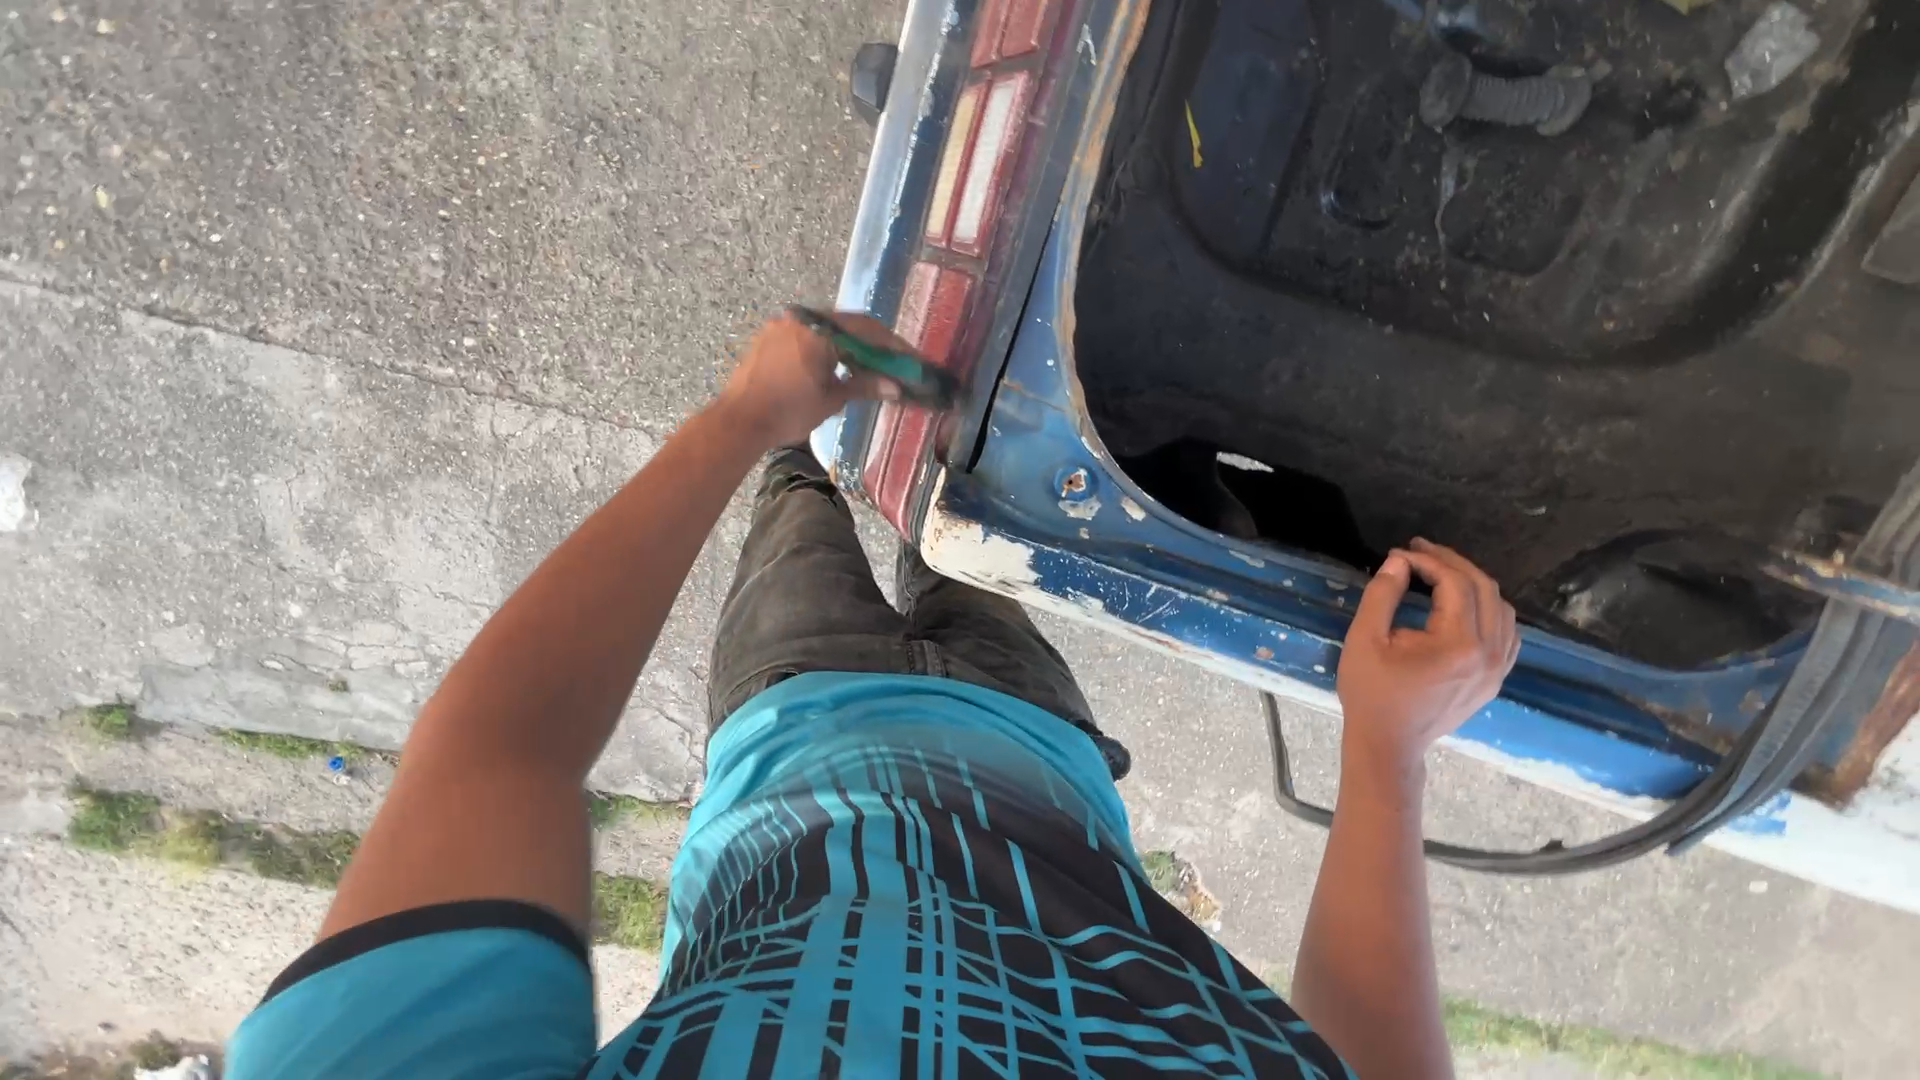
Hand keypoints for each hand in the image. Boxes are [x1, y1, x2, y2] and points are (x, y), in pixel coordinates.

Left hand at [713, 309, 906, 450]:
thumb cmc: (789, 411)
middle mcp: (802, 319)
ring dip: (850, 348)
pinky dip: (827, 349)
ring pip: (827, 331)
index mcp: (820, 330)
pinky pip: (808, 337)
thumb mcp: (832, 398)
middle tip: (892, 365)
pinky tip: (837, 368)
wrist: (739, 421)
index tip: (910, 360)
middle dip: (873, 346)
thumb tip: (896, 387)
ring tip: (867, 370)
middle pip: (848, 326)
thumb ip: (865, 385)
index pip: (867, 329)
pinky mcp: (770, 338)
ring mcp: (783, 326)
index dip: (893, 346)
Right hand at [1336, 538, 1519, 780]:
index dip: (1428, 561)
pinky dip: (1488, 610)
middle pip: (1485, 589)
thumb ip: (1382, 595)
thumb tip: (1398, 562)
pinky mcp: (1495, 679)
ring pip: (1503, 610)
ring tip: (1440, 574)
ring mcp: (1498, 669)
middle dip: (1452, 563)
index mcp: (1459, 644)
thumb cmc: (1371, 692)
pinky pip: (1507, 634)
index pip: (1455, 584)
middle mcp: (1489, 654)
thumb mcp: (1364, 639)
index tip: (1398, 555)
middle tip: (1419, 551)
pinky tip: (1463, 606)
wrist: (1388, 744)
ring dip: (1473, 584)